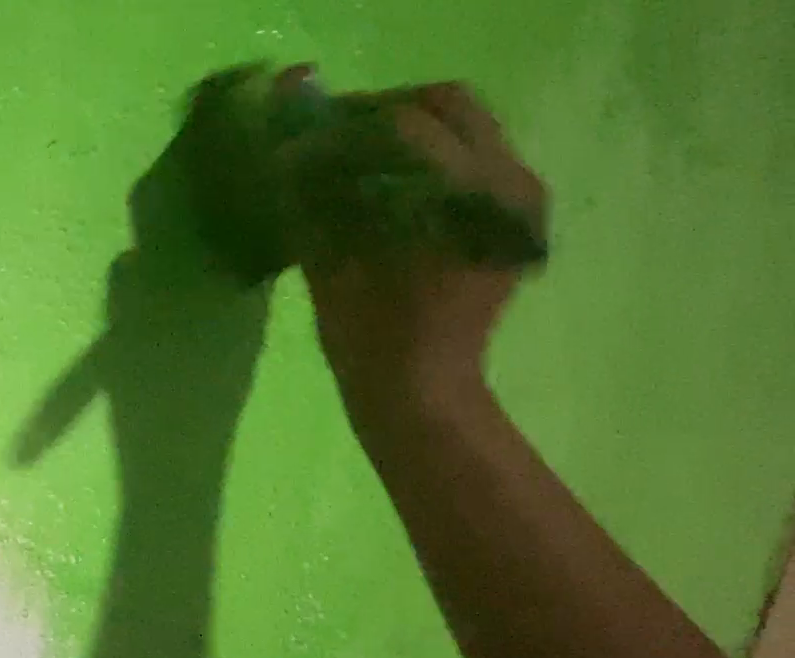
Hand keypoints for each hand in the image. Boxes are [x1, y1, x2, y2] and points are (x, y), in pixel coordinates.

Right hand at [278, 75, 547, 411]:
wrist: (422, 394)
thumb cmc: (371, 344)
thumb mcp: (333, 273)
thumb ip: (318, 210)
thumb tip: (295, 164)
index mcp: (468, 197)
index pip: (408, 124)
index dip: (348, 124)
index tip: (304, 139)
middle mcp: (509, 183)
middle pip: (448, 107)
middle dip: (383, 115)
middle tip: (330, 139)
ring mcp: (518, 199)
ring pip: (464, 129)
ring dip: (405, 137)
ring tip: (352, 163)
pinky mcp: (511, 217)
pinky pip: (470, 162)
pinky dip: (425, 162)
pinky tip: (383, 189)